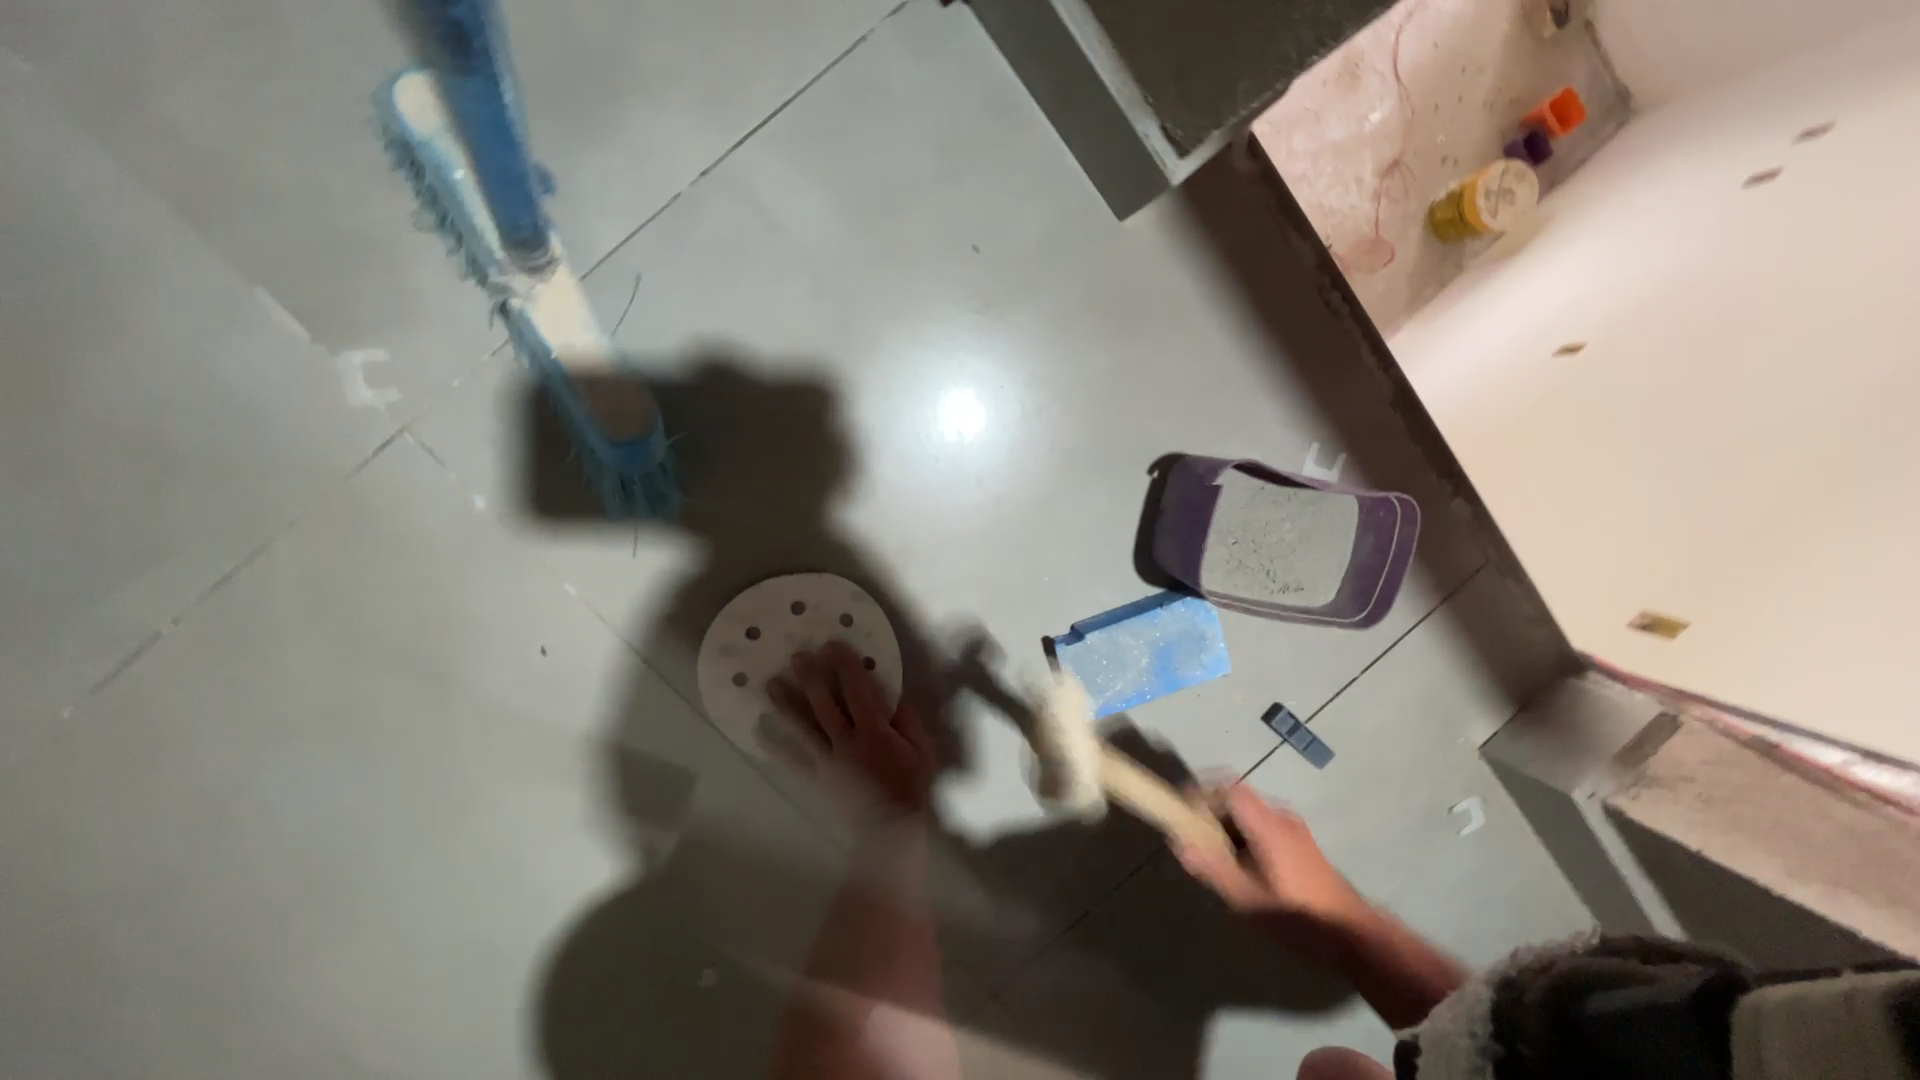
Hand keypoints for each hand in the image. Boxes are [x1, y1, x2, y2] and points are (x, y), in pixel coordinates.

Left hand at [767, 641, 934, 823]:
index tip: (833, 645)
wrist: (890, 829)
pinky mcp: (816, 777)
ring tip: (770, 684)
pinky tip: (758, 729)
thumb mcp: (921, 749)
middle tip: (796, 655)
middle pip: (824, 705)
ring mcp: (827, 761)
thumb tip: (891, 696)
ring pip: (803, 727)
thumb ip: (907, 720)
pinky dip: (774, 744)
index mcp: (874, 732)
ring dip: (786, 704)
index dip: (845, 666)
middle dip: (810, 678)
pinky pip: (792, 759)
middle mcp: (845, 742)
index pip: (857, 691)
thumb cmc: (910, 786)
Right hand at [1173, 785, 1366, 927]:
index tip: (1180, 814)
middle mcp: (1281, 817)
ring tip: (1215, 862)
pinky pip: (1261, 826)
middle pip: (1236, 799)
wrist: (1355, 935)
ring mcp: (1294, 829)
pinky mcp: (1300, 843)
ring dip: (1226, 829)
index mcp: (1268, 824)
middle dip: (1209, 815)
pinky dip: (1242, 838)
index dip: (1201, 793)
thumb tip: (1178, 841)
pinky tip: (1241, 870)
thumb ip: (1211, 867)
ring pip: (1248, 814)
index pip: (1229, 787)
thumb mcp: (1247, 898)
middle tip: (1194, 844)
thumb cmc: (1298, 916)